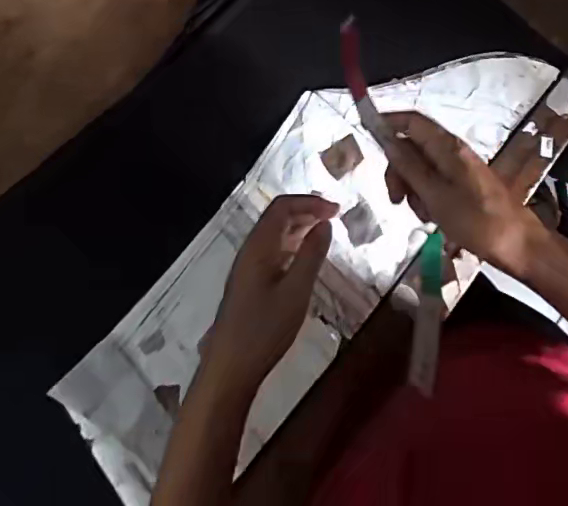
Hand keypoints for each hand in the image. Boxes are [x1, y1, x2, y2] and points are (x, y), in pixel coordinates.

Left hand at [203, 194, 335, 394]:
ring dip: (301, 226)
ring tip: (326, 231)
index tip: (337, 209)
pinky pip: (274, 249)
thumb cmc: (264, 329)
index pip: (282, 207)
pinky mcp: (251, 280)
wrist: (230, 366)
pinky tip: (308, 256)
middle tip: (336, 216)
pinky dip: (294, 244)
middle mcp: (251, 248)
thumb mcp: (296, 292)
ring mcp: (249, 264)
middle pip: (278, 216)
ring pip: (276, 233)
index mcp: (259, 245)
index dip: (310, 202)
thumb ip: (311, 255)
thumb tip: (325, 224)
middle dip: (307, 210)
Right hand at [381, 112, 548, 278]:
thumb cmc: (477, 221)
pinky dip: (426, 196)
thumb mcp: (435, 195)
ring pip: (420, 166)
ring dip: (412, 187)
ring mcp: (458, 167)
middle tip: (395, 198)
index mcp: (447, 147)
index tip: (366, 136)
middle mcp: (452, 150)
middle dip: (398, 168)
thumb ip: (408, 166)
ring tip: (421, 213)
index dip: (387, 122)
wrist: (521, 247)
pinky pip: (434, 181)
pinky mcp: (463, 183)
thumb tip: (386, 139)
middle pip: (412, 145)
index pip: (411, 120)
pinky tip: (432, 216)